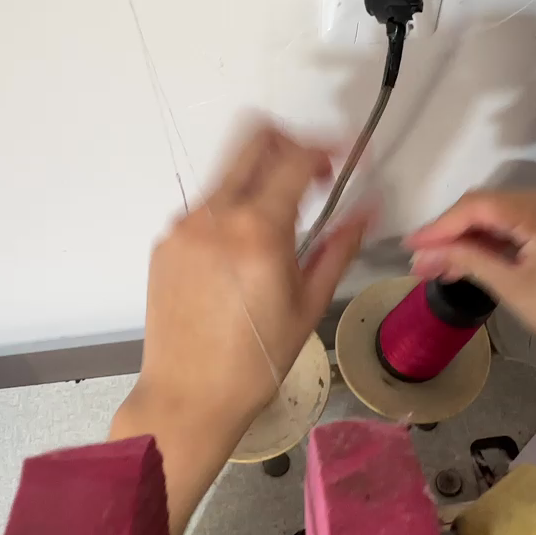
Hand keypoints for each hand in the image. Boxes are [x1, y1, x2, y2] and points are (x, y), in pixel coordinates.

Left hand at [134, 121, 369, 425]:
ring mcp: (184, 226)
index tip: (346, 155)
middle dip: (290, 140)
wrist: (189, 396)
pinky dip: (232, 210)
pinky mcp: (166, 242)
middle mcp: (215, 215)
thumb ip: (340, 246)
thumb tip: (369, 209)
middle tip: (314, 170)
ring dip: (260, 178)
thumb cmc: (254, 361)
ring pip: (228, 172)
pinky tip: (244, 252)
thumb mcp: (310, 303)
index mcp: (258, 230)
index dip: (330, 147)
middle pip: (253, 138)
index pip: (297, 157)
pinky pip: (206, 206)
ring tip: (281, 221)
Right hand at [404, 186, 535, 371]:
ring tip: (433, 265)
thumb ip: (466, 260)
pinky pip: (511, 223)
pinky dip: (486, 240)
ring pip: (495, 214)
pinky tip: (461, 259)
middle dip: (449, 233)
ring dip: (465, 237)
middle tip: (419, 259)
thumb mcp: (512, 288)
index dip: (441, 225)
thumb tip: (422, 254)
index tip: (410, 245)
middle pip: (485, 205)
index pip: (479, 206)